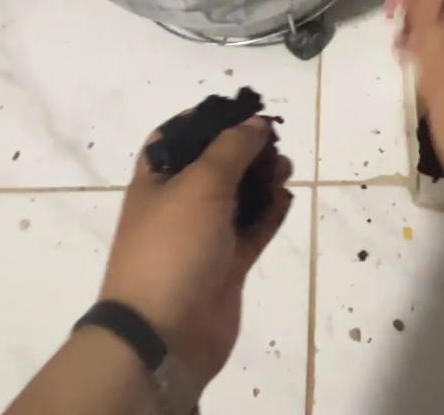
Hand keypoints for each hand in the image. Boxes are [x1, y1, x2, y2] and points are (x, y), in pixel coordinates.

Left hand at [99, 117, 292, 387]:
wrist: (164, 335)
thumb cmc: (173, 246)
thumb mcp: (201, 182)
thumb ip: (232, 147)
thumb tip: (256, 123)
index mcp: (156, 179)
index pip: (176, 135)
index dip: (205, 119)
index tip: (241, 109)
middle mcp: (177, 203)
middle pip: (214, 164)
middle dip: (244, 148)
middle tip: (274, 139)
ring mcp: (202, 236)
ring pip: (237, 196)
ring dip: (261, 179)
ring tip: (286, 168)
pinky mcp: (226, 265)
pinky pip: (252, 230)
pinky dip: (269, 213)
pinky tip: (287, 197)